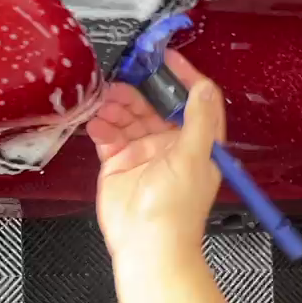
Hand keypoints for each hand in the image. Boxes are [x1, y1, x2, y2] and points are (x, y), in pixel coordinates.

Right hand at [86, 50, 223, 266]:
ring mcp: (143, 152)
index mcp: (196, 142)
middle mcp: (170, 144)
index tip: (168, 58)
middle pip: (156, 104)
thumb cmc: (175, 210)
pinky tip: (96, 122)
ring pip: (129, 116)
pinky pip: (108, 135)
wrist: (146, 244)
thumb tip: (205, 88)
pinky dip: (101, 125)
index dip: (184, 76)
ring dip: (117, 105)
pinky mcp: (118, 162)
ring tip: (106, 101)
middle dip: (141, 88)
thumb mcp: (195, 159)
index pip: (195, 99)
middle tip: (125, 73)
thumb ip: (199, 121)